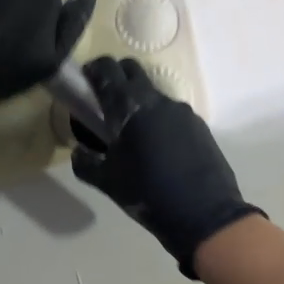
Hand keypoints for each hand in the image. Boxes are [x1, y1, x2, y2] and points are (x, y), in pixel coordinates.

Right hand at [71, 57, 262, 277]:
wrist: (205, 214)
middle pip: (132, 71)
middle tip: (105, 100)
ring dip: (138, 101)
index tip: (86, 80)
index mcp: (129, 107)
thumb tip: (79, 152)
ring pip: (153, 93)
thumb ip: (85, 163)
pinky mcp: (199, 124)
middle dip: (116, 77)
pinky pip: (171, 113)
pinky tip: (157, 147)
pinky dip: (158, 119)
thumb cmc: (148, 194)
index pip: (108, 69)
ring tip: (132, 131)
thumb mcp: (107, 182)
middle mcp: (156, 100)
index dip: (94, 69)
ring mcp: (181, 110)